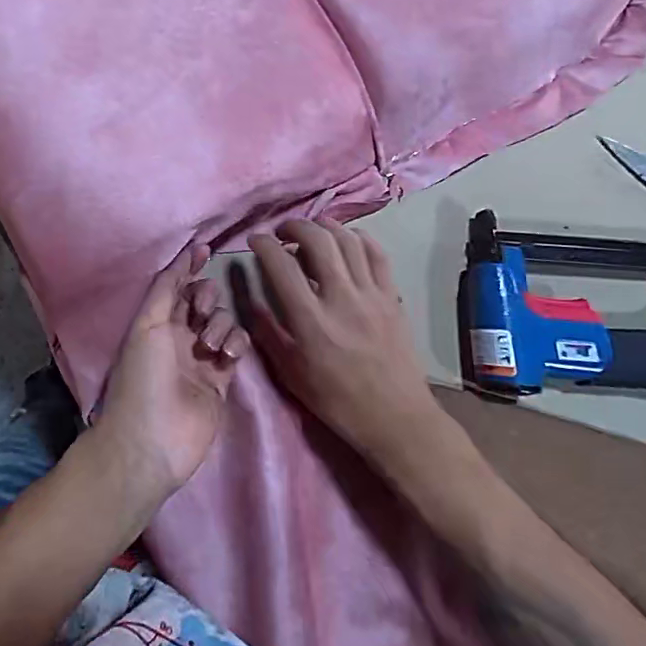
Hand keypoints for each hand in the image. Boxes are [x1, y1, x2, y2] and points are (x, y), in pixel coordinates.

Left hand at [89, 244, 247, 501]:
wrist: (150, 441)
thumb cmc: (143, 377)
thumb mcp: (147, 325)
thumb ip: (166, 288)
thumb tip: (185, 256)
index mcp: (155, 322)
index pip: (175, 286)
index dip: (189, 266)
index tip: (207, 249)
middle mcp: (178, 336)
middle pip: (201, 301)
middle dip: (206, 296)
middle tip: (201, 310)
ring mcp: (201, 359)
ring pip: (222, 323)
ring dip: (220, 324)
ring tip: (210, 345)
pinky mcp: (220, 380)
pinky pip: (236, 349)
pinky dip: (236, 344)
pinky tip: (228, 356)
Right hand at [246, 219, 438, 461]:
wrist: (395, 418)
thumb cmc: (337, 401)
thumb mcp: (290, 373)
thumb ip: (267, 332)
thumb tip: (250, 299)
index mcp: (310, 320)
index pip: (281, 265)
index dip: (263, 245)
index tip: (255, 241)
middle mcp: (341, 299)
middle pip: (317, 240)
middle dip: (294, 226)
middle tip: (282, 233)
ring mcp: (371, 295)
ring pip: (347, 240)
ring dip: (324, 226)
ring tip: (311, 230)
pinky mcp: (392, 297)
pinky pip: (377, 254)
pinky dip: (358, 238)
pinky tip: (346, 239)